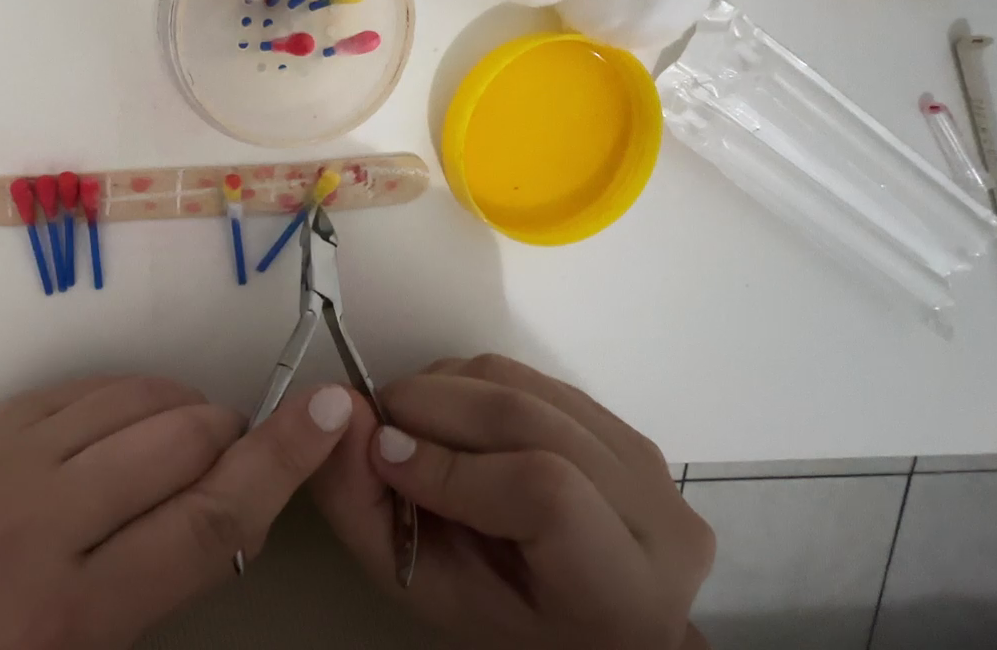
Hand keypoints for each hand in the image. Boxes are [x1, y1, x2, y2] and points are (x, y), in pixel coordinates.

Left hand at [0, 375, 356, 649]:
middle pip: (178, 444)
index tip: (324, 417)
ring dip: (182, 408)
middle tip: (229, 446)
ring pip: (138, 400)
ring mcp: (2, 462)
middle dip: (226, 434)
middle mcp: (29, 530)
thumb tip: (254, 482)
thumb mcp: (100, 633)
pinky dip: (133, 396)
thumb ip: (179, 561)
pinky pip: (93, 383)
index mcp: (66, 615)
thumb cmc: (6, 637)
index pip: (201, 523)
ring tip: (180, 435)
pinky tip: (132, 420)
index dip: (276, 464)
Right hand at [310, 355, 713, 649]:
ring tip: (412, 425)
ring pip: (519, 382)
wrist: (582, 620)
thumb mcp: (422, 589)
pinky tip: (453, 420)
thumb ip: (366, 510)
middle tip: (375, 425)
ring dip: (442, 387)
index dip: (451, 464)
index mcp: (621, 590)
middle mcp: (655, 515)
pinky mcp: (621, 424)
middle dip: (427, 405)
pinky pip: (526, 374)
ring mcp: (645, 461)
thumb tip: (342, 413)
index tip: (381, 455)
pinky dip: (467, 383)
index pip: (544, 492)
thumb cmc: (502, 621)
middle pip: (525, 417)